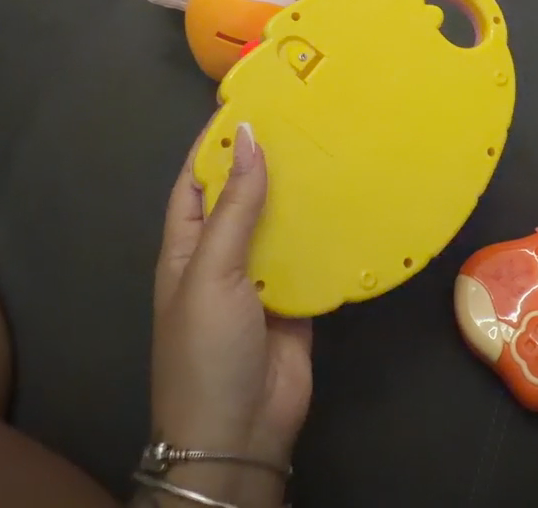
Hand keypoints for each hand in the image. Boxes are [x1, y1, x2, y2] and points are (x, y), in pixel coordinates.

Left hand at [152, 124, 311, 506]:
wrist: (239, 433)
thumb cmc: (208, 348)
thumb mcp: (212, 272)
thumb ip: (235, 207)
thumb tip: (248, 139)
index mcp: (187, 247)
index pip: (197, 181)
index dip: (215, 144)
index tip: (246, 104)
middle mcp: (222, 257)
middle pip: (243, 197)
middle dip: (266, 162)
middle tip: (304, 120)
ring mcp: (260, 279)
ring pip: (280, 223)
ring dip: (300, 195)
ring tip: (332, 150)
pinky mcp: (296, 299)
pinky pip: (311, 256)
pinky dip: (327, 233)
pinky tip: (351, 203)